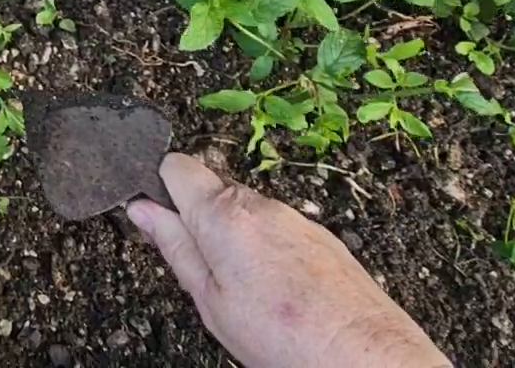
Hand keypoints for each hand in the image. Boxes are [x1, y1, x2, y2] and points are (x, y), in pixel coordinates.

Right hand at [127, 153, 449, 367]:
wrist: (373, 363)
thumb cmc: (285, 339)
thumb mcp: (210, 300)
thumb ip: (173, 246)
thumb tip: (141, 208)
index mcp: (220, 213)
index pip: (175, 165)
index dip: (164, 187)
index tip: (167, 220)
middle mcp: (256, 203)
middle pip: (212, 190)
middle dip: (203, 219)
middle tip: (212, 271)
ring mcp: (293, 217)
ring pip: (247, 211)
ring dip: (239, 235)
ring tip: (254, 289)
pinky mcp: (323, 236)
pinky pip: (280, 228)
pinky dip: (272, 248)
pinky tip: (286, 292)